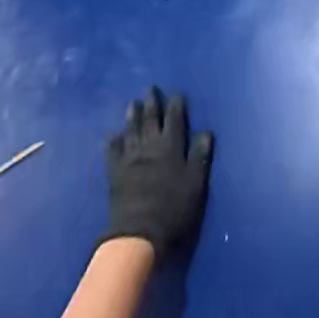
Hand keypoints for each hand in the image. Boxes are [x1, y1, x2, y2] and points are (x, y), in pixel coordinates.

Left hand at [102, 87, 212, 255]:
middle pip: (150, 119)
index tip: (176, 93)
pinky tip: (113, 134)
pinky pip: (113, 150)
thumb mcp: (196, 183)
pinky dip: (113, 140)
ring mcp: (129, 156)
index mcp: (171, 147)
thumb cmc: (174, 208)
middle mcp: (149, 145)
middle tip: (150, 88)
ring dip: (133, 114)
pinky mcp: (115, 170)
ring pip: (131, 129)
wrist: (140, 230)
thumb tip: (206, 132)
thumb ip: (200, 156)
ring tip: (133, 102)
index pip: (175, 119)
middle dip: (151, 102)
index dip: (176, 105)